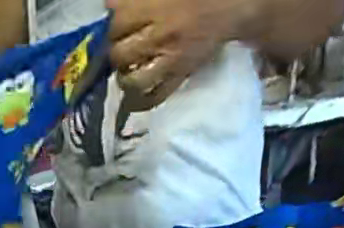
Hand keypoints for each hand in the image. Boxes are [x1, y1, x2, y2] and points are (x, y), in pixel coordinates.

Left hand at [106, 0, 257, 109]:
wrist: (233, 3)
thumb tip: (110, 3)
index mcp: (156, 5)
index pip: (118, 19)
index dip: (113, 19)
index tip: (118, 20)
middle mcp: (160, 35)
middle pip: (119, 52)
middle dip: (115, 50)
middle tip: (121, 46)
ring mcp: (170, 60)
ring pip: (133, 79)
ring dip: (124, 77)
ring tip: (127, 70)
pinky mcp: (179, 77)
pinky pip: (154, 98)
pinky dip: (140, 102)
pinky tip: (134, 97)